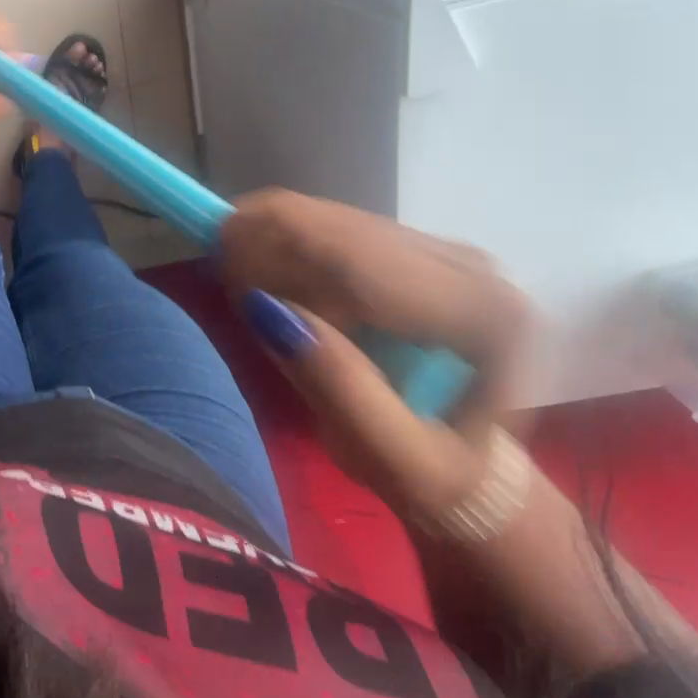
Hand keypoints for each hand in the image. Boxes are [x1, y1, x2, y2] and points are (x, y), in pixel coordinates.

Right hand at [219, 190, 534, 519]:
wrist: (479, 471)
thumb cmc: (434, 475)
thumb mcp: (388, 456)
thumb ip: (339, 386)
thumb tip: (270, 309)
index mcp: (481, 316)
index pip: (362, 257)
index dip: (281, 240)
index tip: (216, 249)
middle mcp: (474, 270)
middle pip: (347, 228)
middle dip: (271, 237)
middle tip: (219, 269)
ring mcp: (452, 259)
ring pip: (340, 223)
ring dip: (279, 242)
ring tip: (243, 282)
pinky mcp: (427, 258)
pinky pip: (345, 233)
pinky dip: (296, 249)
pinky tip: (276, 283)